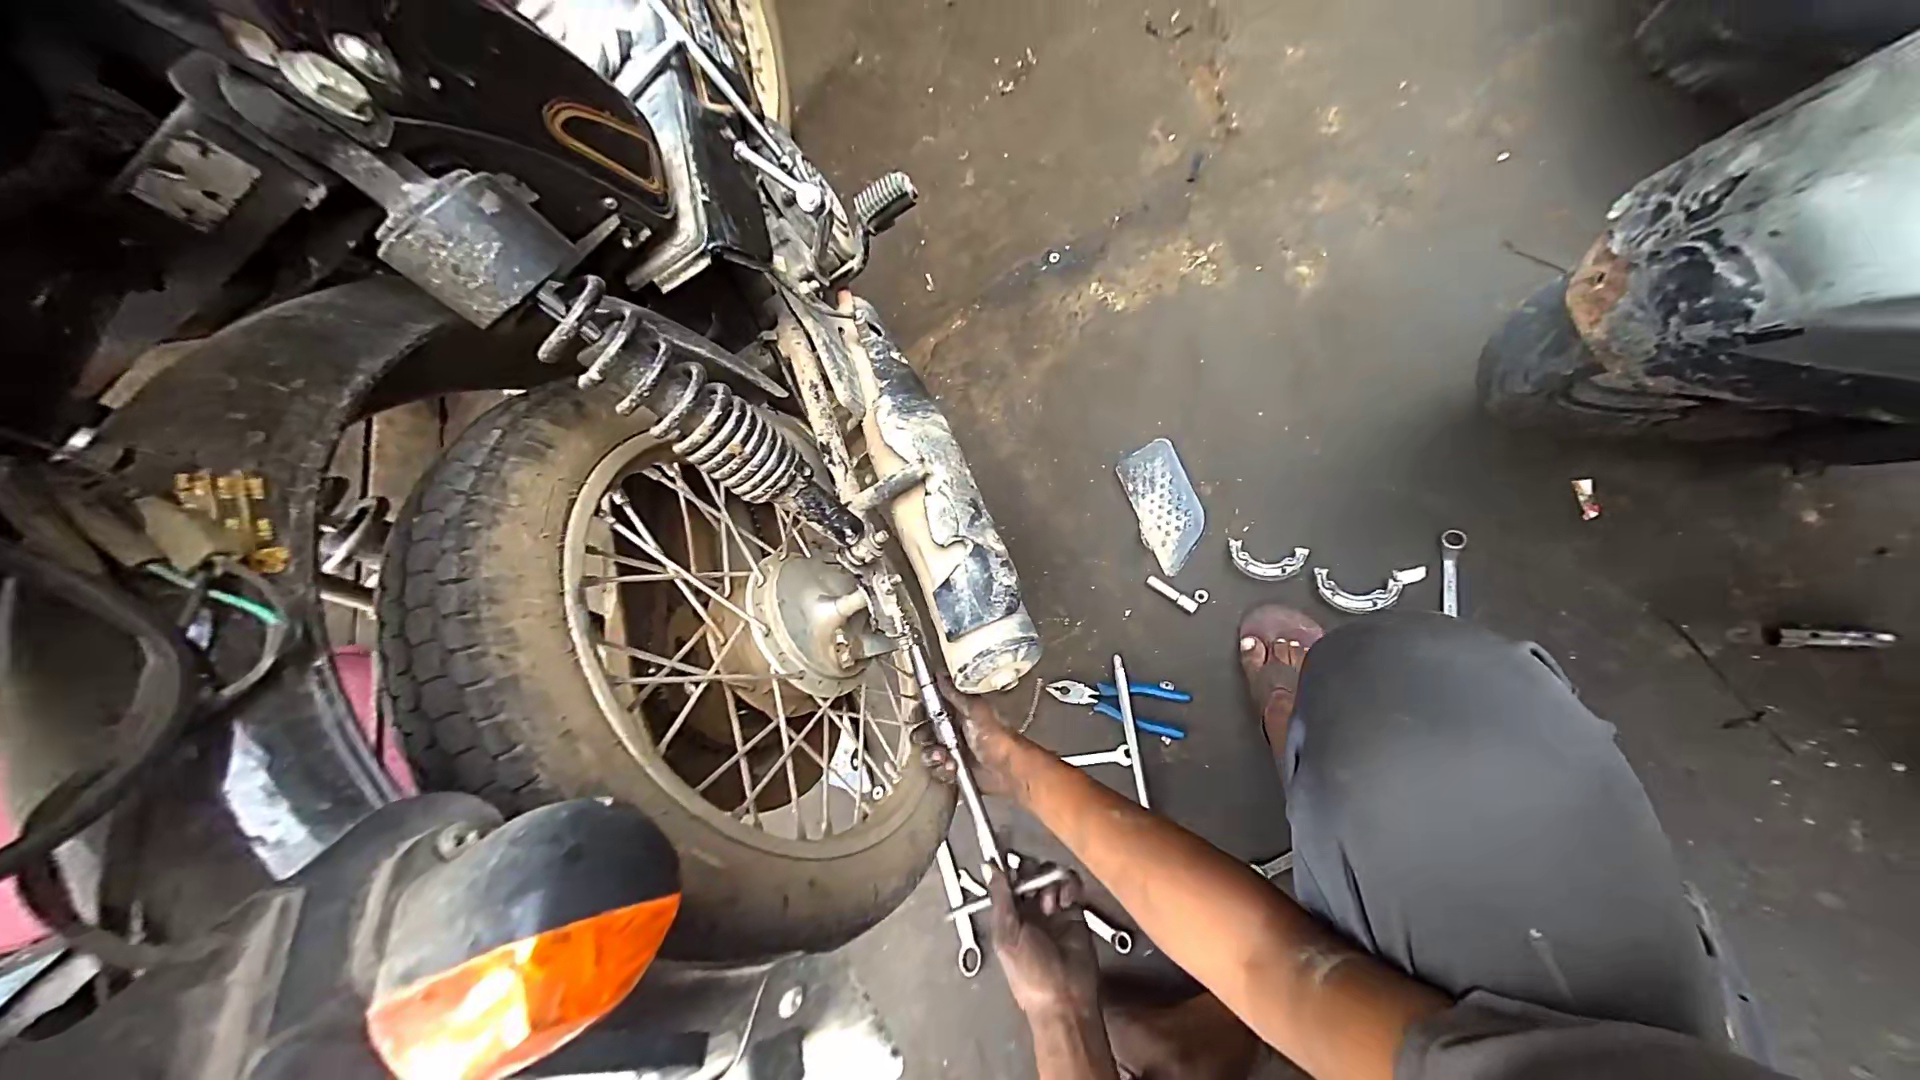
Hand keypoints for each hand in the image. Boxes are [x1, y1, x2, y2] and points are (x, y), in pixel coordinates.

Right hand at [920, 679, 1025, 795]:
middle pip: (924, 731)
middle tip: (928, 738)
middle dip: (923, 736)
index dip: (921, 711)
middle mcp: (954, 730)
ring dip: (932, 755)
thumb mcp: (976, 710)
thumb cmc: (996, 736)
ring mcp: (954, 751)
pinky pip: (936, 770)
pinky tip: (952, 768)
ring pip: (928, 752)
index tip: (917, 715)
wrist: (1008, 769)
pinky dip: (942, 770)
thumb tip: (940, 675)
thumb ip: (955, 694)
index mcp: (959, 712)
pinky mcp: (955, 770)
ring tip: (944, 757)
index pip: (931, 708)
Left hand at [989, 865, 1101, 1020]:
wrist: (1065, 999)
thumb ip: (1000, 899)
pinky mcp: (1075, 911)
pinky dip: (1069, 884)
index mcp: (1009, 916)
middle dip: (1031, 871)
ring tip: (1051, 899)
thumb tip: (989, 868)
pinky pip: (1071, 885)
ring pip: (1050, 875)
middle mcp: (1030, 910)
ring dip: (1050, 879)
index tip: (1010, 858)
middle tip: (1034, 880)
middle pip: (1030, 873)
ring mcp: (1053, 910)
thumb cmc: (1030, 975)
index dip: (1009, 869)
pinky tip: (1066, 898)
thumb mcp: (1006, 936)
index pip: (1007, 881)